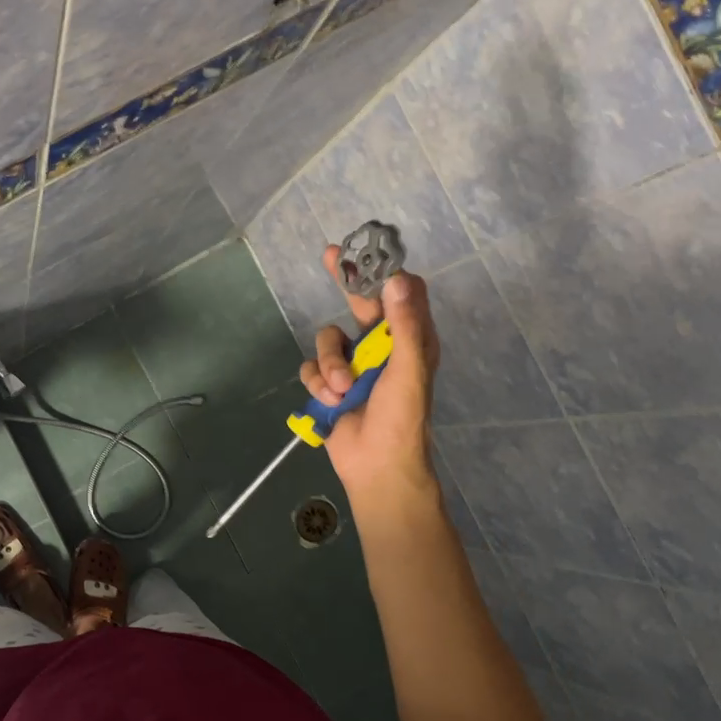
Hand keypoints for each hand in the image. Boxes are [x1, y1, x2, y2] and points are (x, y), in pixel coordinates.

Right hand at [298, 245, 440, 502]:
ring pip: (327, 341)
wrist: (377, 466)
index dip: (382, 273)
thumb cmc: (403, 418)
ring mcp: (352, 367)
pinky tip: (330, 402)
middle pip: (357, 304)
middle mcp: (380, 347)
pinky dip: (317, 385)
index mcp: (409, 340)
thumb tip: (397, 279)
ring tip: (341, 390)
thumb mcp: (409, 368)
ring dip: (330, 365)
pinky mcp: (328, 386)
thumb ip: (404, 325)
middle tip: (328, 254)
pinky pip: (311, 369)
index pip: (398, 294)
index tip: (367, 255)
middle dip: (343, 283)